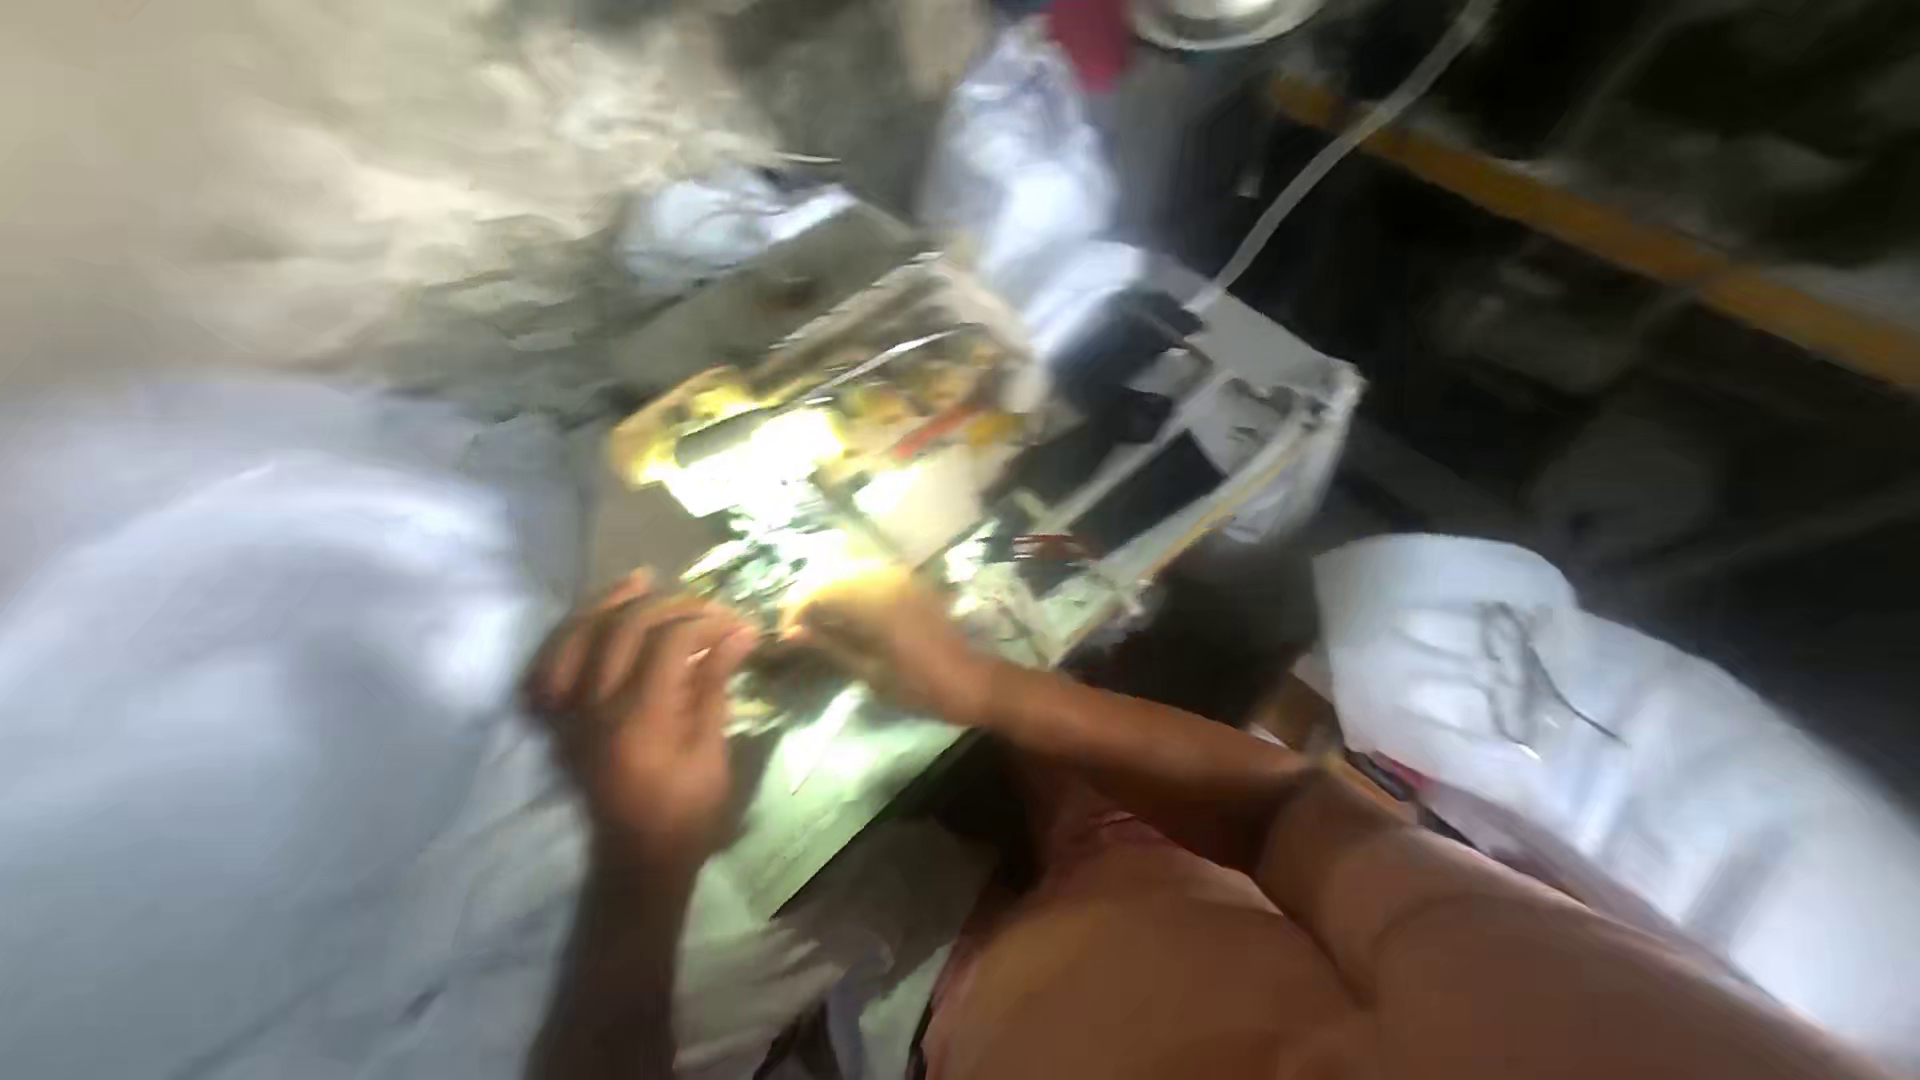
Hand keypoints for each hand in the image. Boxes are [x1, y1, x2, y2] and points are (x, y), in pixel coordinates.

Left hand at [525, 572, 759, 870]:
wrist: (638, 859)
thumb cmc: (687, 810)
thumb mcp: (713, 748)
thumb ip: (716, 684)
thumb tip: (741, 632)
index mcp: (638, 718)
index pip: (669, 642)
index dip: (706, 623)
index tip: (737, 623)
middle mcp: (592, 709)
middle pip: (623, 628)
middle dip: (669, 606)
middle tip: (703, 605)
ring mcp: (567, 715)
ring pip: (575, 637)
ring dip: (609, 603)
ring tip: (640, 581)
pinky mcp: (557, 725)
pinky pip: (546, 669)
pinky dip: (568, 638)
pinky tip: (592, 622)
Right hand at [784, 567, 1002, 726]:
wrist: (973, 681)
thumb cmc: (921, 686)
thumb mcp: (870, 673)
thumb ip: (830, 646)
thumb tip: (792, 633)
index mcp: (875, 602)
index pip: (820, 593)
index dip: (797, 611)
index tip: (786, 636)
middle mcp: (887, 580)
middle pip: (833, 578)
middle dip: (811, 601)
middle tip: (799, 631)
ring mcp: (902, 578)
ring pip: (851, 574)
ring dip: (832, 594)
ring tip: (820, 624)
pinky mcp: (913, 583)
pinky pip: (872, 577)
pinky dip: (853, 592)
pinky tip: (849, 615)